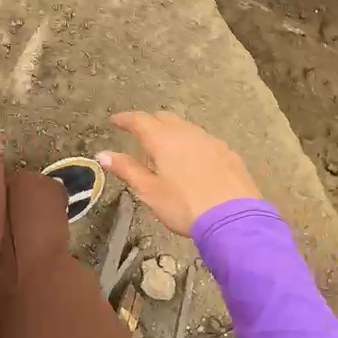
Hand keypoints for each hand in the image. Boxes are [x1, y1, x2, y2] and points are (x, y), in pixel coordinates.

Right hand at [98, 111, 262, 234]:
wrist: (234, 220)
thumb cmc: (185, 206)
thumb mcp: (150, 191)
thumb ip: (127, 169)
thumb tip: (102, 154)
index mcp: (164, 140)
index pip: (140, 120)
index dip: (125, 119)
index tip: (114, 120)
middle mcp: (187, 133)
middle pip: (164, 118)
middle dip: (148, 122)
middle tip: (138, 133)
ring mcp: (211, 141)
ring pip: (186, 127)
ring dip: (171, 132)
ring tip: (164, 148)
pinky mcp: (228, 153)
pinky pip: (203, 140)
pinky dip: (191, 143)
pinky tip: (192, 160)